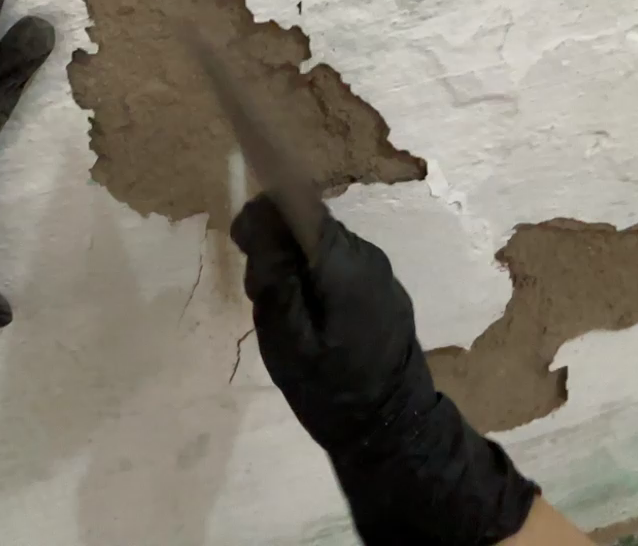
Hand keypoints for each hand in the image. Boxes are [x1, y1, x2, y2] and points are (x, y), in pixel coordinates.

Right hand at [232, 196, 537, 545]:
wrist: (395, 431)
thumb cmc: (332, 390)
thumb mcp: (286, 340)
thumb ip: (273, 276)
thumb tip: (258, 218)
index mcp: (342, 263)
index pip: (297, 204)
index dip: (263, 214)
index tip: (242, 243)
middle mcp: (366, 253)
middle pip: (308, 221)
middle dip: (276, 244)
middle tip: (259, 292)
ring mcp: (380, 269)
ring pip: (322, 241)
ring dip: (295, 260)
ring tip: (285, 311)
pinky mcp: (384, 285)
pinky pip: (340, 260)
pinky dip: (316, 273)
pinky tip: (312, 315)